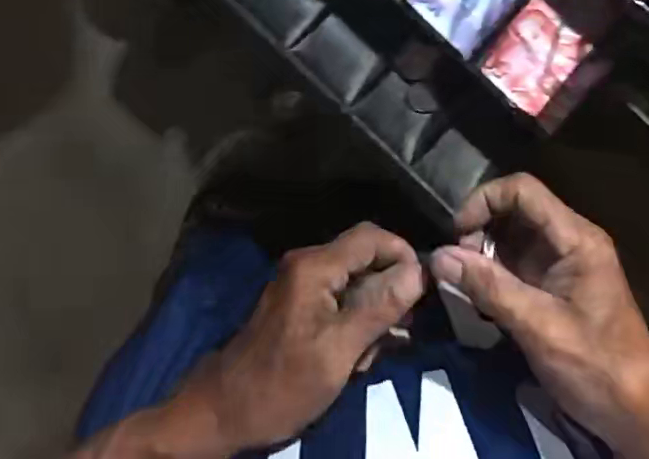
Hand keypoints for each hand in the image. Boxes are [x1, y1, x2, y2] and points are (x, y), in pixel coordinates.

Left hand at [116, 222, 421, 458]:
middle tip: (401, 329)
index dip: (402, 254)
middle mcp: (308, 262)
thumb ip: (378, 309)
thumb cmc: (282, 384)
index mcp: (315, 265)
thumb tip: (418, 272)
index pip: (370, 236)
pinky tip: (358, 356)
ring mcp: (301, 281)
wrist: (225, 411)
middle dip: (388, 289)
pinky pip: (339, 296)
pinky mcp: (299, 301)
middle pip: (364, 256)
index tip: (424, 289)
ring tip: (374, 351)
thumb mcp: (338, 352)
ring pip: (355, 279)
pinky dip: (355, 320)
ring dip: (372, 311)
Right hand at [429, 175, 648, 458]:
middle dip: (480, 228)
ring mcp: (563, 263)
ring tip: (464, 283)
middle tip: (457, 264)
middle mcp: (569, 240)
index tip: (457, 232)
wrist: (642, 423)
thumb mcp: (539, 328)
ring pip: (512, 235)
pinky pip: (516, 262)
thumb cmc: (598, 369)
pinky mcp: (555, 286)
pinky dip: (493, 273)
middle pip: (514, 209)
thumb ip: (489, 287)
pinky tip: (480, 298)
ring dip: (483, 252)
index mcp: (576, 238)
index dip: (484, 199)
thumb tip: (438, 255)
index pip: (523, 189)